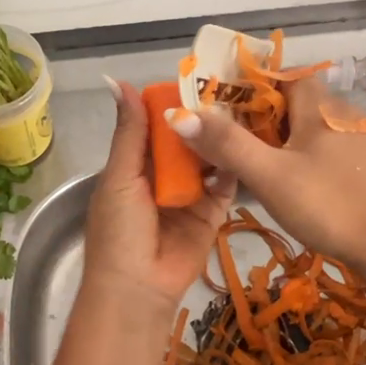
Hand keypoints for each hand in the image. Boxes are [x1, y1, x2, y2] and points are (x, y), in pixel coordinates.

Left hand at [35, 78, 234, 364]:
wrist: (138, 289)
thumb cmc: (119, 230)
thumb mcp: (120, 175)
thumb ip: (130, 131)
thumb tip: (116, 80)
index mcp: (133, 165)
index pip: (154, 126)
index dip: (172, 104)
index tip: (198, 75)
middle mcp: (161, 177)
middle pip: (185, 142)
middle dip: (202, 120)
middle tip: (232, 88)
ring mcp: (188, 195)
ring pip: (208, 160)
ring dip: (220, 141)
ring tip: (246, 110)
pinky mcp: (212, 214)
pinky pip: (226, 186)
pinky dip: (234, 169)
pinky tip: (249, 144)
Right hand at [170, 76, 365, 268]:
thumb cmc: (331, 206)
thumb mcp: (271, 176)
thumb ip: (227, 144)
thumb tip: (179, 114)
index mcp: (321, 106)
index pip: (285, 73)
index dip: (252, 81)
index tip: (219, 100)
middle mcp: (341, 116)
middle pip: (293, 100)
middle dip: (257, 113)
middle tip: (223, 136)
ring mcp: (356, 144)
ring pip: (307, 128)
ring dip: (276, 137)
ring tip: (245, 161)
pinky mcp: (362, 170)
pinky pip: (320, 150)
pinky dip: (296, 156)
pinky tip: (284, 183)